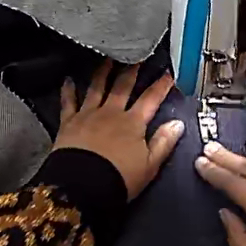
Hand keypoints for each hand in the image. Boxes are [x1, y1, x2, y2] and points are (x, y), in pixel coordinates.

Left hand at [54, 63, 185, 200]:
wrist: (82, 187)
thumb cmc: (118, 179)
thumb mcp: (150, 165)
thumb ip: (164, 142)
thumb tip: (178, 124)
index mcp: (132, 123)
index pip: (150, 99)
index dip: (160, 85)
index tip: (167, 74)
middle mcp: (111, 113)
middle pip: (123, 86)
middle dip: (131, 70)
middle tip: (136, 58)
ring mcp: (88, 114)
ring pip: (97, 87)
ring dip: (102, 72)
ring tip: (107, 59)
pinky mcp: (69, 122)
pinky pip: (68, 101)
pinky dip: (68, 90)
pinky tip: (68, 80)